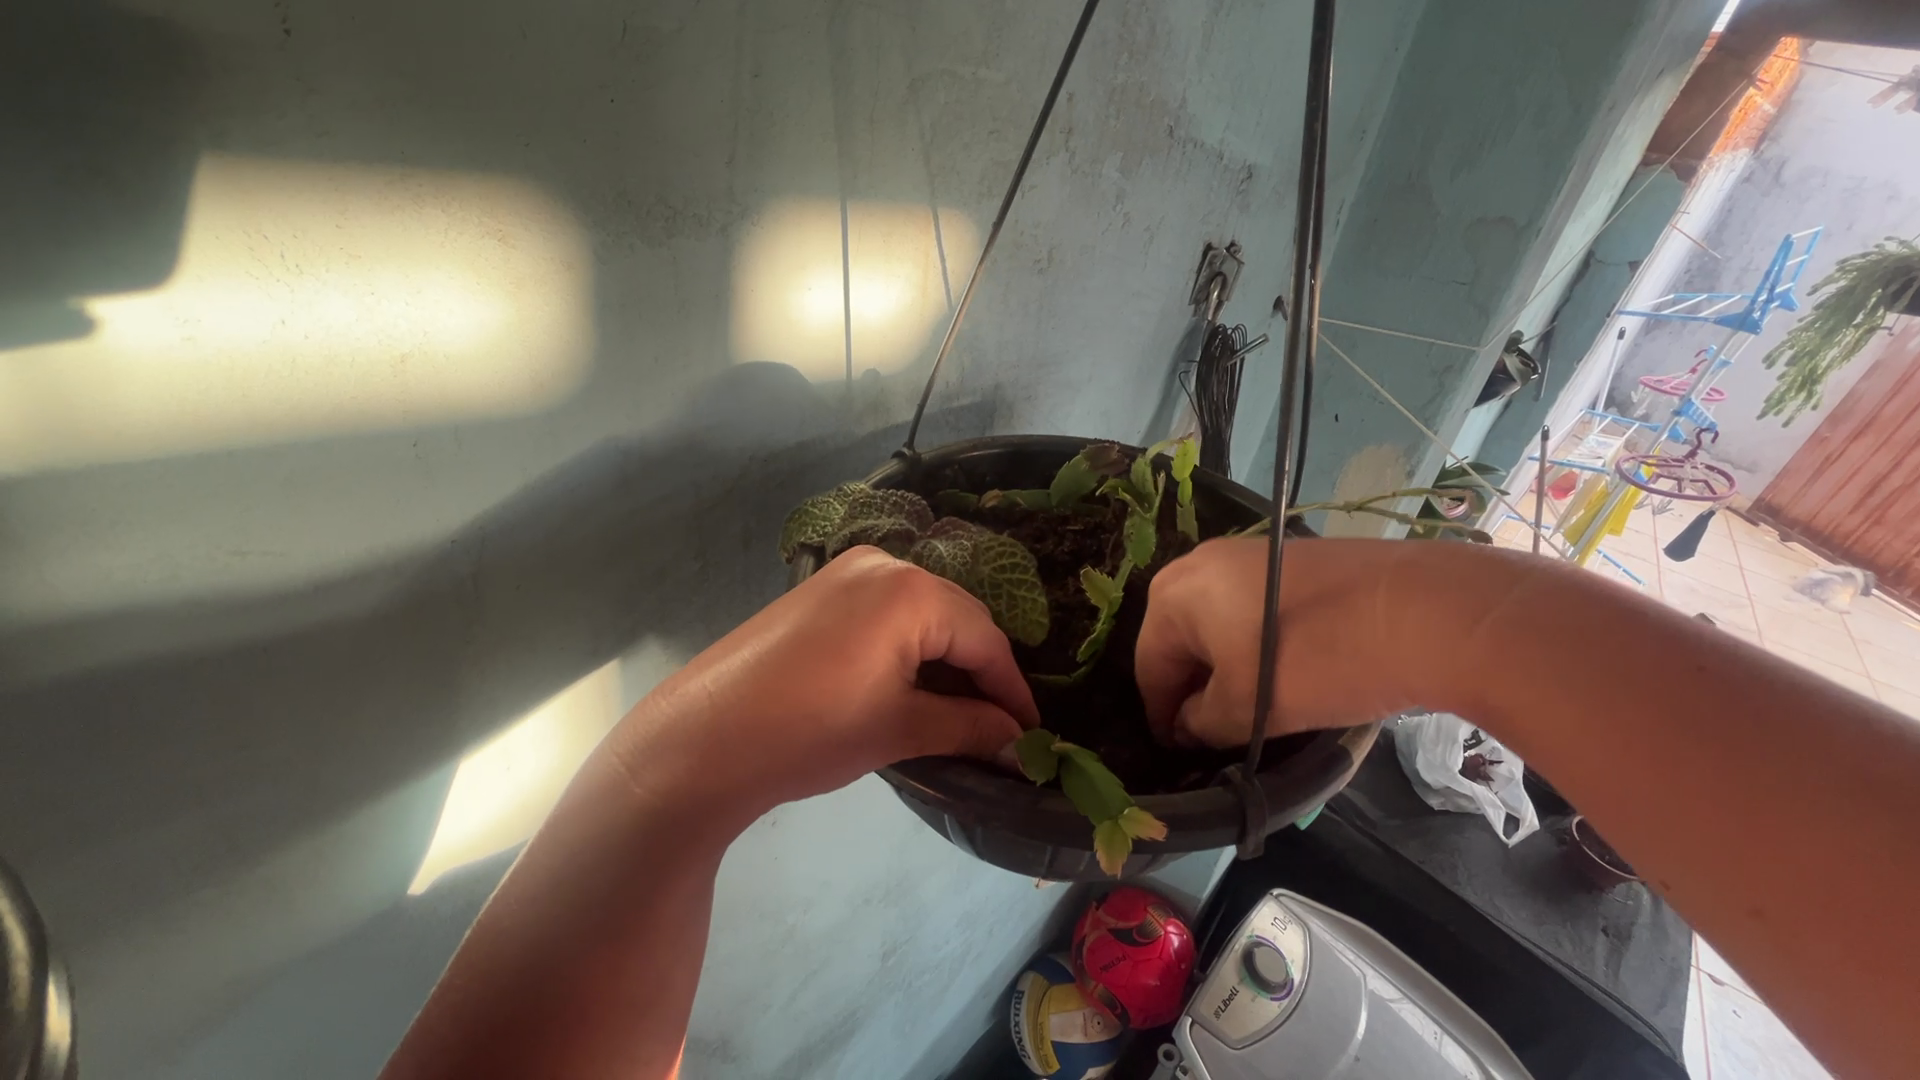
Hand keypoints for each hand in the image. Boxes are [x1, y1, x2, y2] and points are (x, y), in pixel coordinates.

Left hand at [604, 547, 1039, 832]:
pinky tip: (909, 684)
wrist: (702, 740)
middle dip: (980, 671)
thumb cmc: (811, 731)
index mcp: (911, 590)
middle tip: (996, 726)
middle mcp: (883, 563)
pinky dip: (908, 646)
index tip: (1031, 734)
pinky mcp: (818, 590)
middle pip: (955, 617)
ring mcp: (845, 572)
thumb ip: (970, 728)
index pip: (985, 639)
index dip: (1012, 690)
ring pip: (920, 612)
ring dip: (944, 658)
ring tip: (956, 712)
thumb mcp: (900, 729)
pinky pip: (885, 611)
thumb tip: (1019, 743)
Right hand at [1135, 537, 1483, 747]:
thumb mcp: (1246, 709)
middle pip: (1181, 641)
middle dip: (1195, 690)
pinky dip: (1256, 645)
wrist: (1424, 610)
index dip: (1163, 718)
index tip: (1182, 755)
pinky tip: (1287, 673)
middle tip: (1220, 735)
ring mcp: (1246, 554)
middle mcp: (1199, 563)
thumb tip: (1187, 724)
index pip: (1149, 668)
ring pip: (1217, 625)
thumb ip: (1199, 722)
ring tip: (1256, 709)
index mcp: (1173, 594)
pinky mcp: (1288, 557)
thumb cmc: (1314, 662)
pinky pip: (1251, 609)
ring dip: (1227, 669)